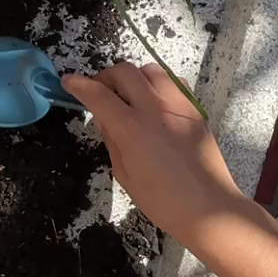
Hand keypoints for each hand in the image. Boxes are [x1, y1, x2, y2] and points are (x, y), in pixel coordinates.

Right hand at [62, 62, 247, 242]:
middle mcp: (155, 108)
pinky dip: (157, 84)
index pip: (98, 94)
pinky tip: (155, 102)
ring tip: (129, 94)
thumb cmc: (161, 200)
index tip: (69, 81)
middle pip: (124, 72)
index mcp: (132, 128)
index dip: (79, 85)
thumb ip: (111, 140)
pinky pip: (173, 81)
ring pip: (150, 70)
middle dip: (105, 77)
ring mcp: (179, 105)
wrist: (208, 207)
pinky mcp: (195, 109)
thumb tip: (104, 118)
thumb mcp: (124, 174)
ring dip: (133, 76)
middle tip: (100, 92)